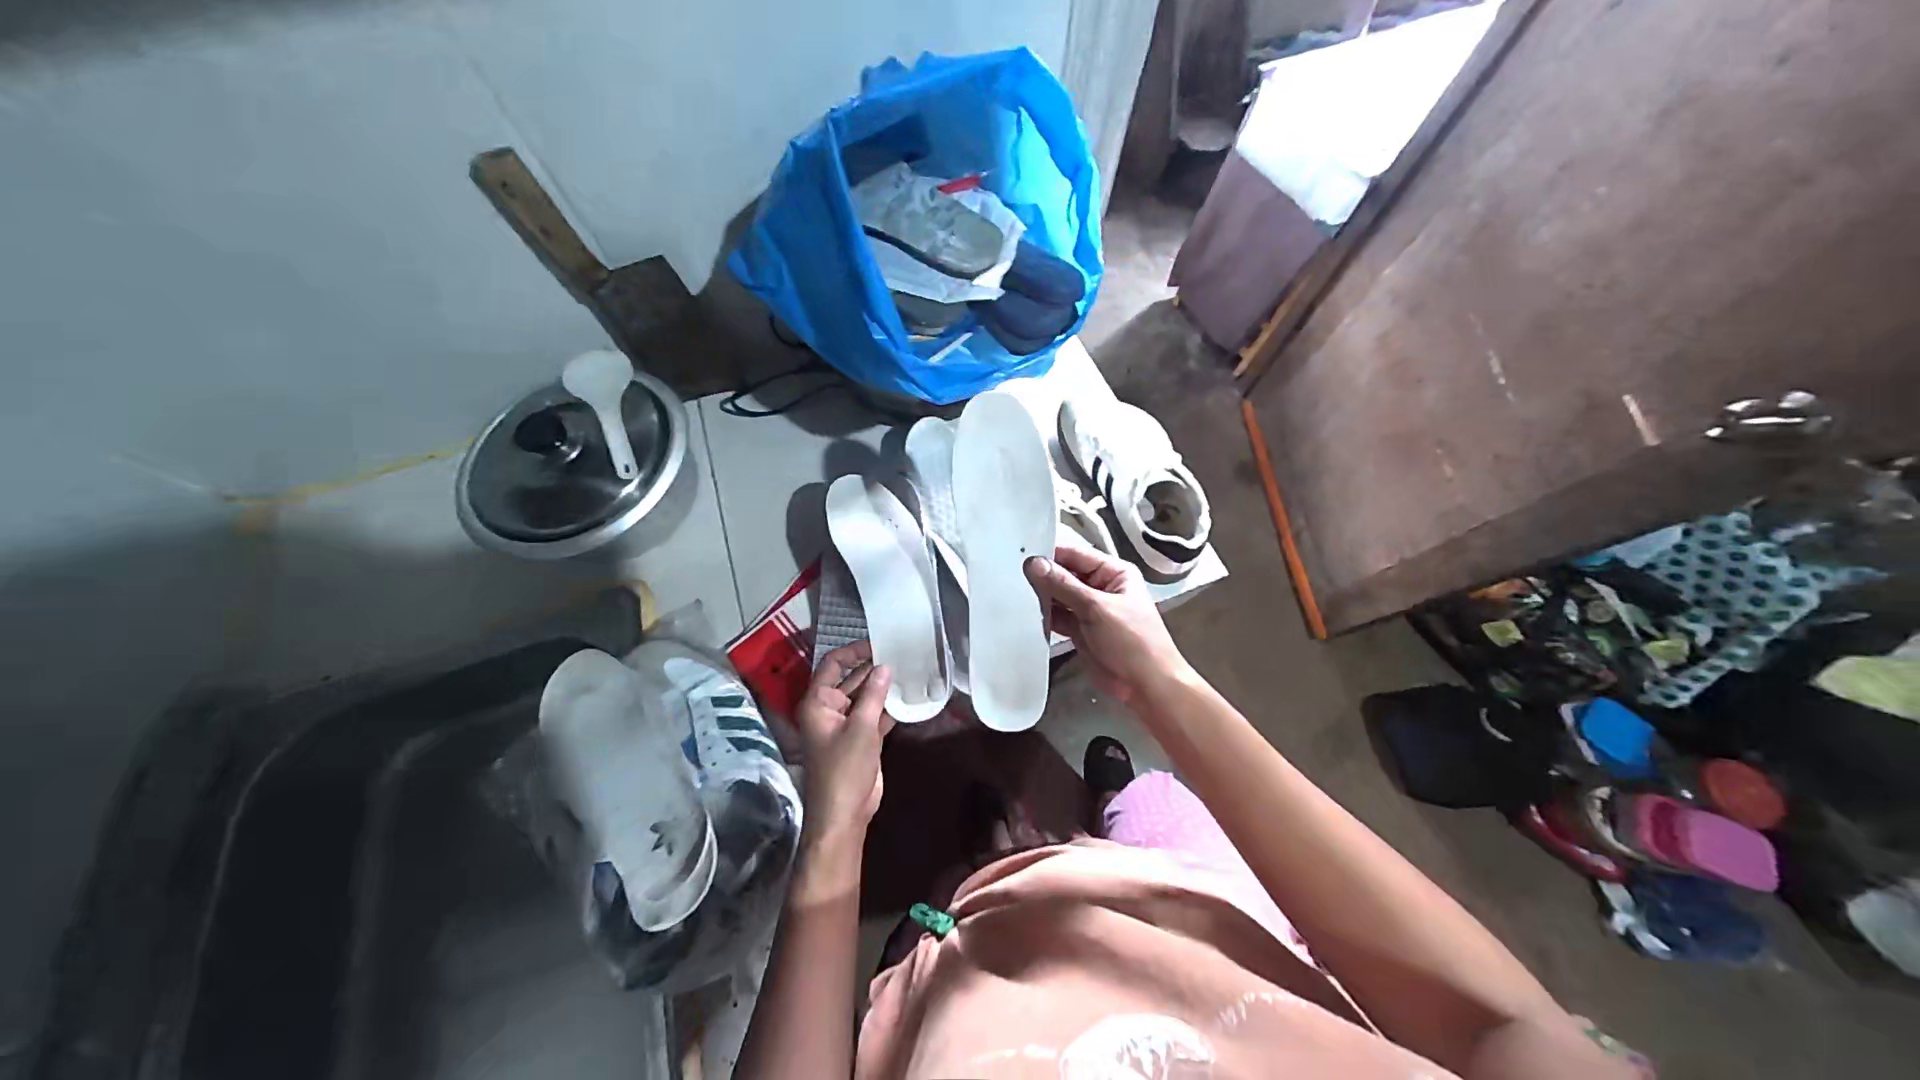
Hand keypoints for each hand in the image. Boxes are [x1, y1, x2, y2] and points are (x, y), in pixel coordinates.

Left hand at [794, 642, 893, 848]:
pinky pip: (873, 714)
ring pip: (864, 697)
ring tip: (908, 669)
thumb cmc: (845, 768)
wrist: (845, 813)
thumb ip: (873, 694)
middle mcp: (829, 709)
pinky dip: (887, 706)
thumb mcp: (861, 728)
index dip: (854, 651)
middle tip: (899, 653)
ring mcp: (845, 725)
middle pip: (850, 679)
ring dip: (882, 686)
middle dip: (872, 667)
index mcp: (818, 703)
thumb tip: (885, 667)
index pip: (833, 665)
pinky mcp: (860, 739)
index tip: (878, 644)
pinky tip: (908, 695)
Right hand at [1024, 546, 1192, 704]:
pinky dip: (1044, 616)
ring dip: (1041, 596)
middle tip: (1010, 574)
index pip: (1076, 555)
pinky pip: (1057, 617)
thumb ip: (1063, 585)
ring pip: (1059, 596)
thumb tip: (1034, 563)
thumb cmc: (1132, 641)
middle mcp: (1100, 587)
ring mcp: (1089, 610)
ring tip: (1012, 592)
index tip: (1020, 553)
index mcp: (1113, 572)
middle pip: (1065, 574)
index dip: (1050, 554)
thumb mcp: (1097, 608)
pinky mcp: (1079, 630)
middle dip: (1042, 576)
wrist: (1146, 686)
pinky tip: (1024, 612)